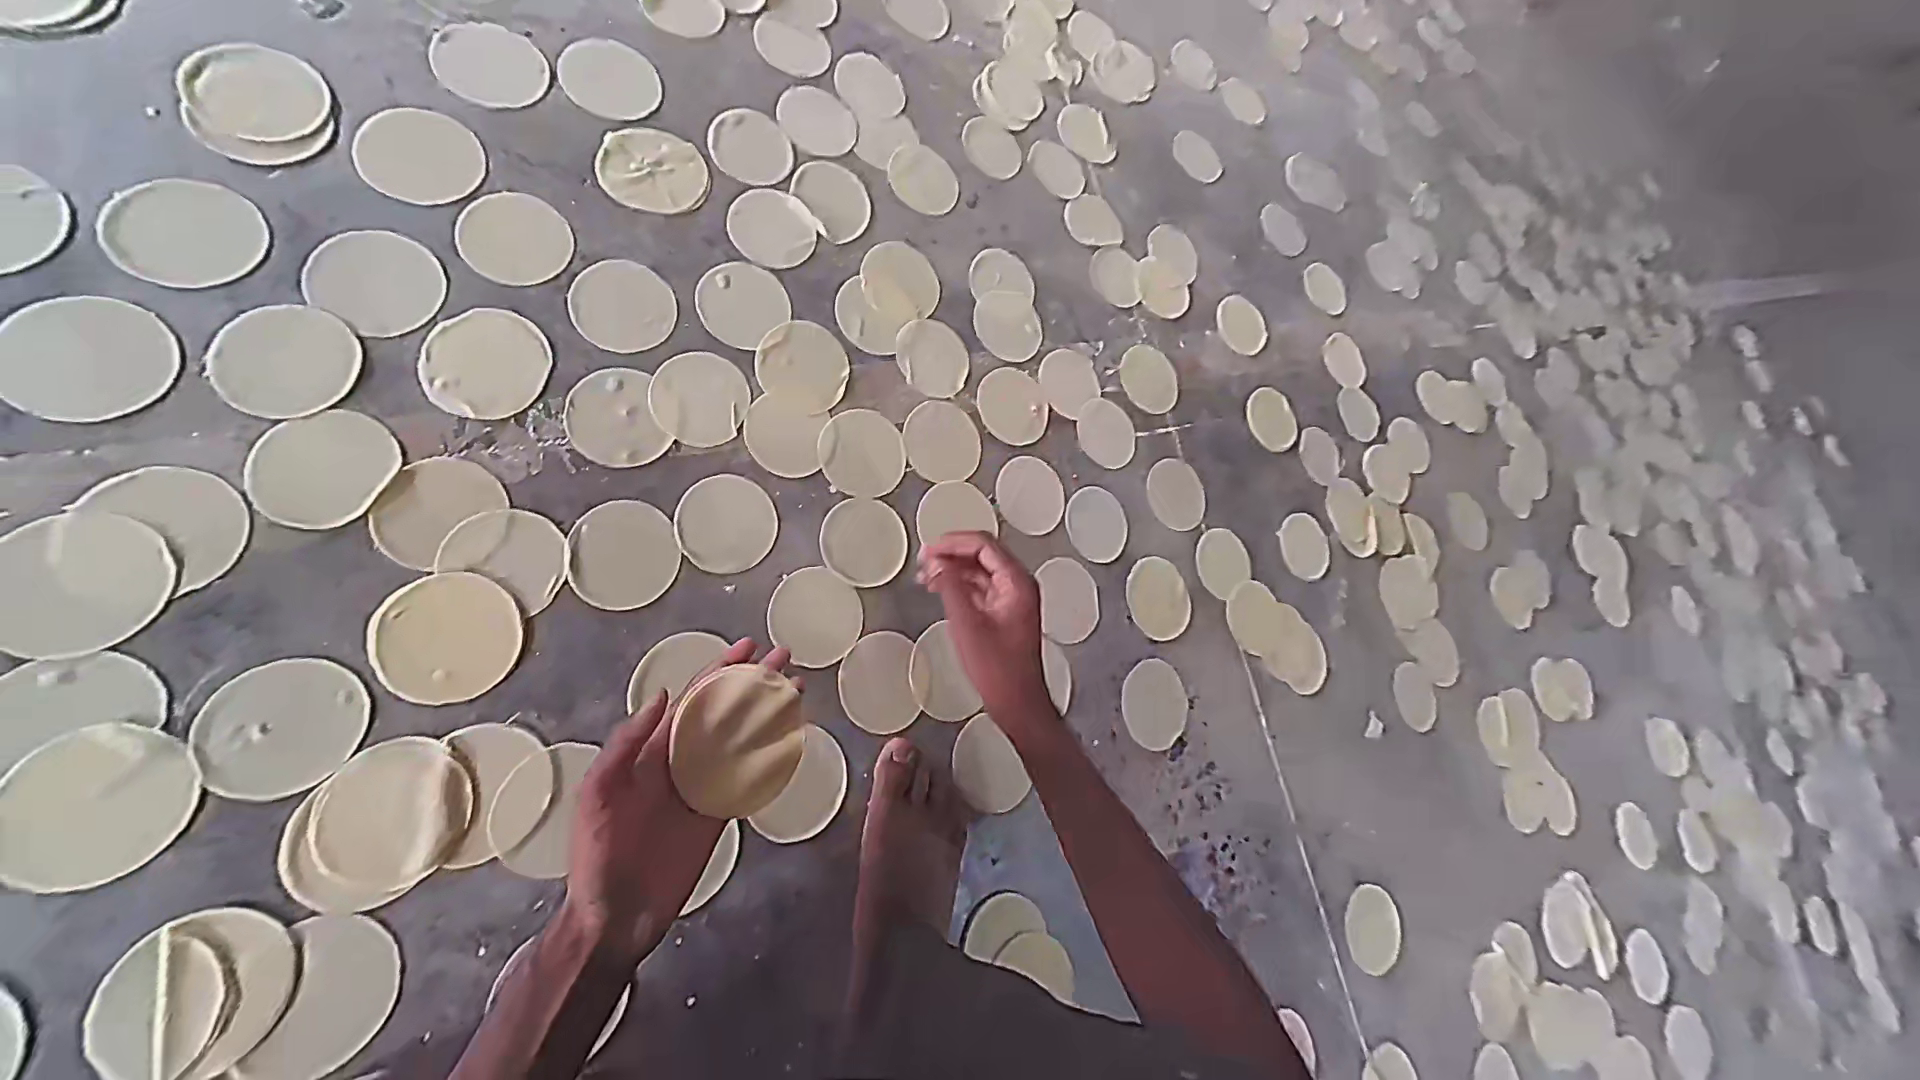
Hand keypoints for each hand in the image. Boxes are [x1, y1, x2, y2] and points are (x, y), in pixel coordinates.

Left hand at [561, 638, 794, 957]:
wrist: (616, 915)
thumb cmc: (598, 854)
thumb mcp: (599, 793)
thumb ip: (627, 744)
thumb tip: (663, 695)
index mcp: (654, 749)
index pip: (695, 699)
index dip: (721, 671)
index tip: (748, 649)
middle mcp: (684, 759)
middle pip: (727, 710)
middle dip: (755, 681)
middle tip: (784, 657)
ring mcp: (705, 784)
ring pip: (744, 737)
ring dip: (769, 711)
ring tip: (795, 687)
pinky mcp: (721, 810)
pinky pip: (751, 775)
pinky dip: (772, 753)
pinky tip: (789, 737)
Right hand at [915, 532, 1050, 720]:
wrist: (1017, 701)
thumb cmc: (997, 669)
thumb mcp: (967, 624)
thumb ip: (950, 587)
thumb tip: (935, 561)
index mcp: (1017, 582)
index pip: (984, 545)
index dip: (953, 543)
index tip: (928, 550)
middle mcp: (1018, 584)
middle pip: (983, 553)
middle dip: (951, 553)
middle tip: (923, 560)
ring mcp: (1012, 598)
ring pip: (980, 570)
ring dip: (953, 568)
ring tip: (925, 575)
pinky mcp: (1004, 611)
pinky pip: (980, 587)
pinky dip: (959, 584)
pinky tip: (939, 589)